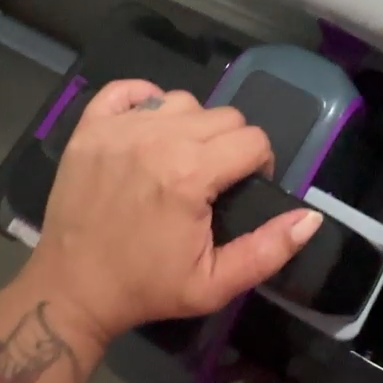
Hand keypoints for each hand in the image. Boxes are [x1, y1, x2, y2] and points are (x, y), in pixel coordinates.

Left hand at [15, 80, 324, 347]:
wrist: (70, 293)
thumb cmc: (147, 288)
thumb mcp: (215, 284)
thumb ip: (269, 249)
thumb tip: (312, 217)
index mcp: (191, 175)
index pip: (253, 140)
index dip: (259, 166)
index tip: (242, 191)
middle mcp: (157, 140)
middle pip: (225, 117)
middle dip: (230, 146)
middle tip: (213, 182)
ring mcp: (120, 129)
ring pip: (184, 101)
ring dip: (193, 126)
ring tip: (180, 160)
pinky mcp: (90, 128)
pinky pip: (129, 90)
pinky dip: (146, 100)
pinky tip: (150, 130)